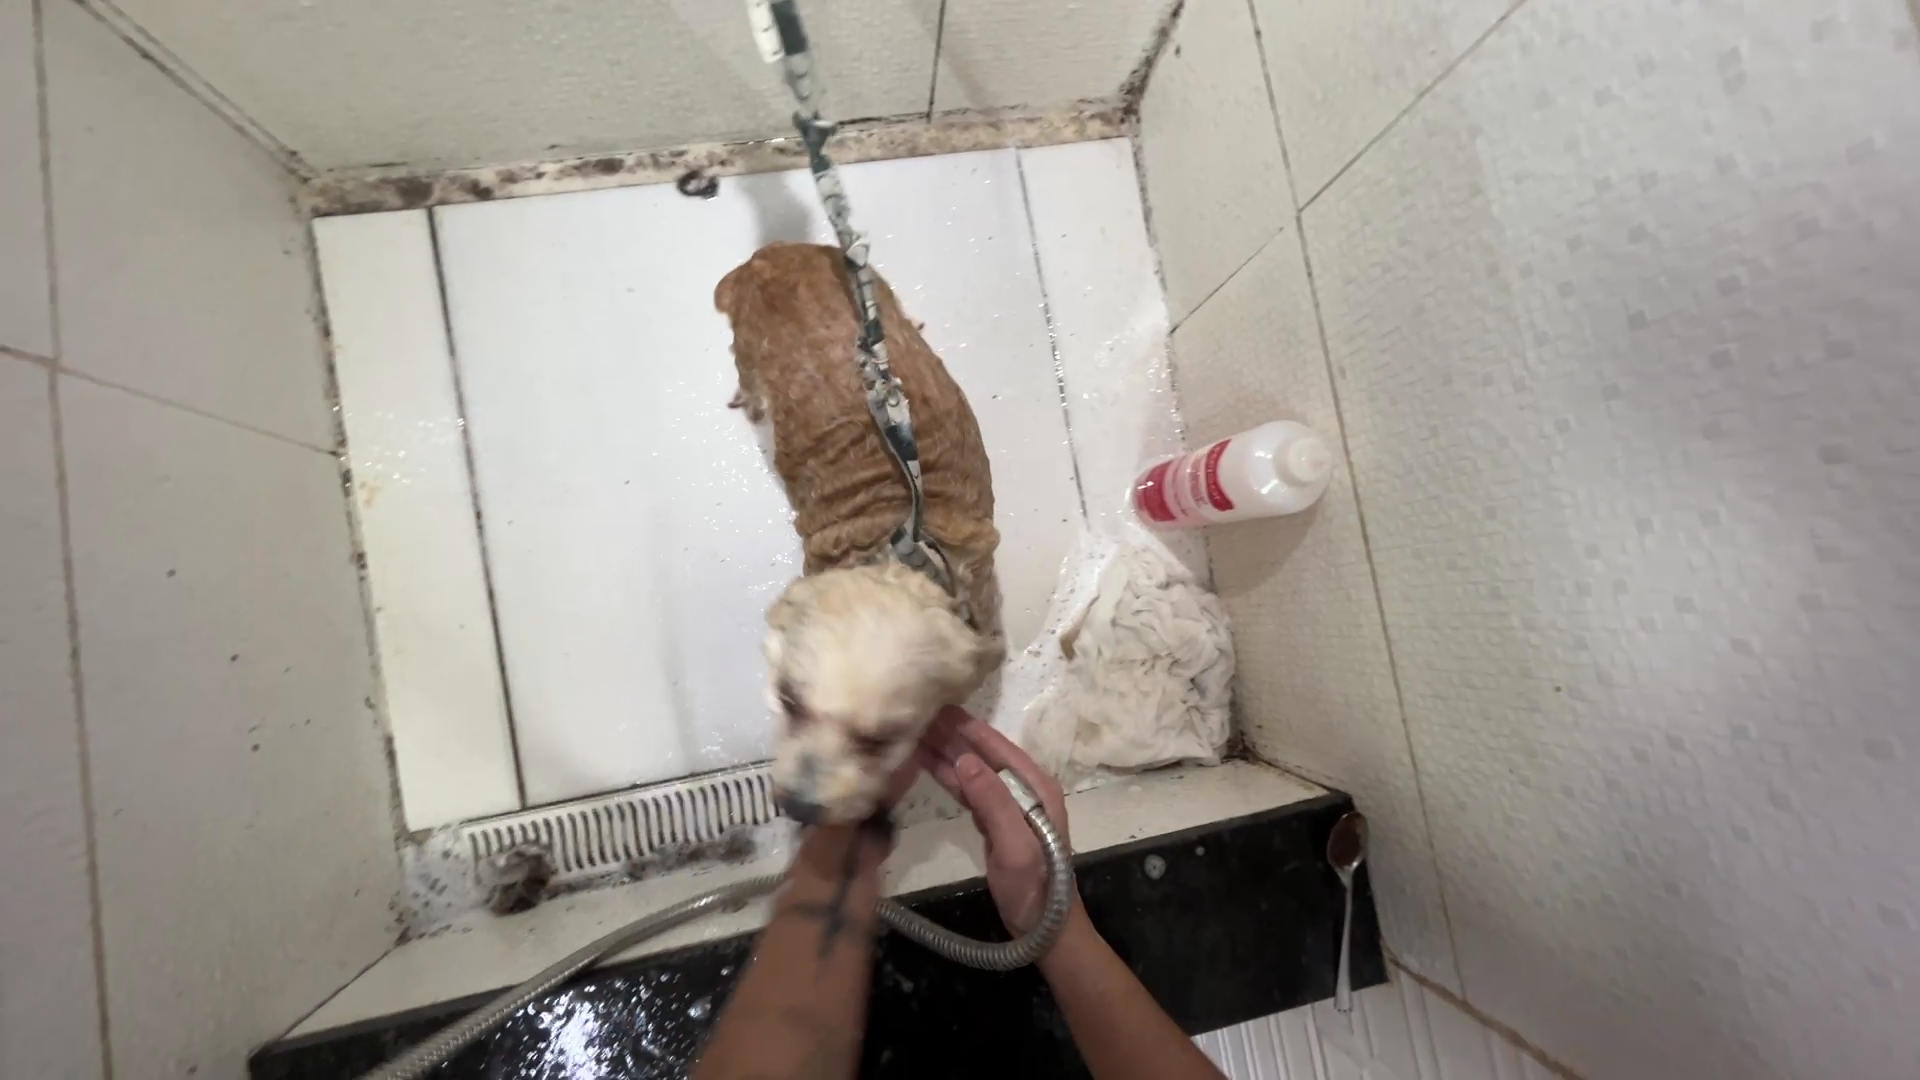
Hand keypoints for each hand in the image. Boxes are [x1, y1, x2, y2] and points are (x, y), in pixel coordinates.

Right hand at [917, 706, 1075, 934]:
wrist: (1046, 933)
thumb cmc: (1035, 890)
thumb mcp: (1015, 846)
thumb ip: (993, 801)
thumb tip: (964, 757)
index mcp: (1036, 787)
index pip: (998, 746)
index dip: (968, 726)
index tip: (939, 706)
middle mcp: (1025, 788)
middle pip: (983, 753)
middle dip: (952, 735)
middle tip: (917, 714)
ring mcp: (1011, 804)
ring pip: (974, 769)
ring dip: (946, 753)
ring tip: (914, 734)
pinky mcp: (997, 820)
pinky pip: (970, 790)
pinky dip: (948, 777)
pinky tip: (928, 765)